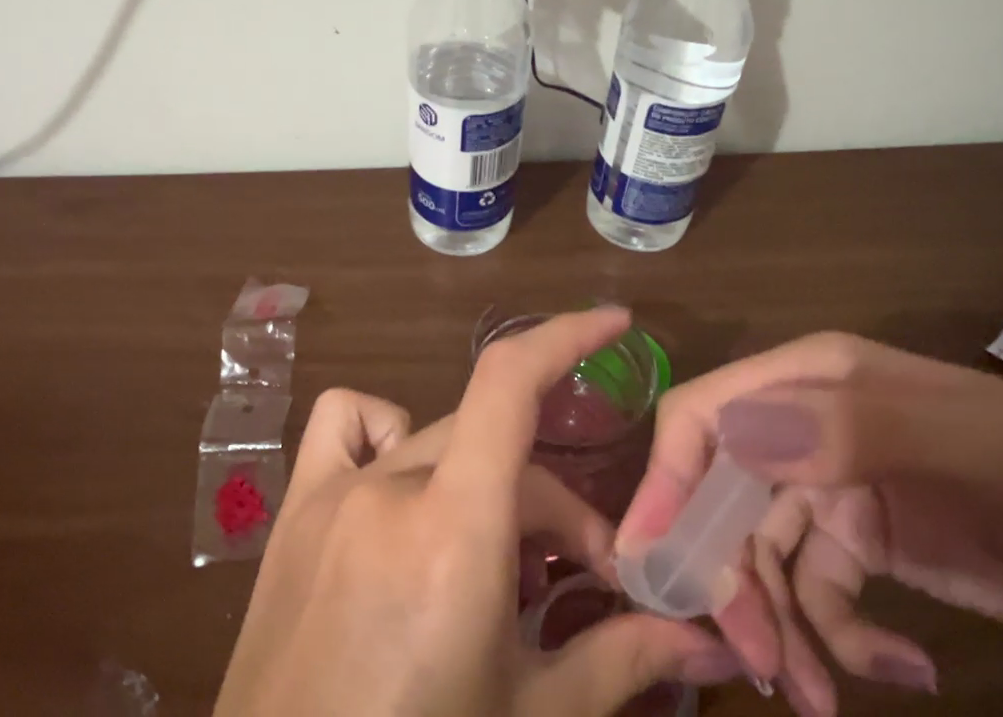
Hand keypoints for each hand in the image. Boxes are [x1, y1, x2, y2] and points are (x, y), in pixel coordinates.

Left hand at [216, 308, 744, 716]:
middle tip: (583, 574)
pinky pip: (346, 426)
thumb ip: (619, 659)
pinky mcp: (294, 512)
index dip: (565, 337)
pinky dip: (387, 435)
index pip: (509, 386)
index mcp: (454, 529)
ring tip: (494, 547)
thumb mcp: (529, 711)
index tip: (613, 325)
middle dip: (555, 498)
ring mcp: (332, 494)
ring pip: (434, 439)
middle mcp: (389, 490)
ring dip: (483, 476)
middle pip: (495, 441)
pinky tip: (403, 493)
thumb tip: (708, 639)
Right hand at [617, 332, 1002, 715]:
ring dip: (780, 624)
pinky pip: (818, 591)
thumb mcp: (964, 452)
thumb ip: (849, 431)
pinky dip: (840, 637)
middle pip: (724, 497)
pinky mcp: (864, 542)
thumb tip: (733, 431)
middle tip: (757, 659)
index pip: (706, 416)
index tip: (644, 558)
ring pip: (764, 554)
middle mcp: (808, 426)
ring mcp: (833, 486)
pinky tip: (901, 669)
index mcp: (815, 381)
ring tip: (818, 698)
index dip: (666, 479)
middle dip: (729, 578)